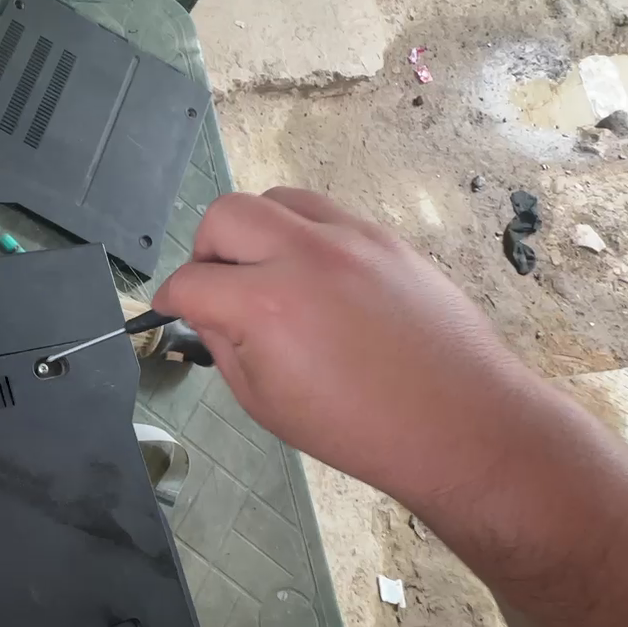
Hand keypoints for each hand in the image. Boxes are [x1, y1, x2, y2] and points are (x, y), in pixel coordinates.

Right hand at [153, 189, 545, 508]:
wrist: (459, 424)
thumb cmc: (353, 427)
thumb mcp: (260, 399)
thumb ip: (221, 341)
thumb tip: (206, 309)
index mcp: (266, 305)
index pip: (189, 281)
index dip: (167, 299)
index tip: (168, 310)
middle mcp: (305, 255)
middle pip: (224, 214)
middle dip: (204, 250)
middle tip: (216, 288)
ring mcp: (352, 238)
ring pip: (275, 199)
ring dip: (253, 232)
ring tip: (264, 274)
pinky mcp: (386, 239)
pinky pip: (323, 213)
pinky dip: (299, 236)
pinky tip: (312, 280)